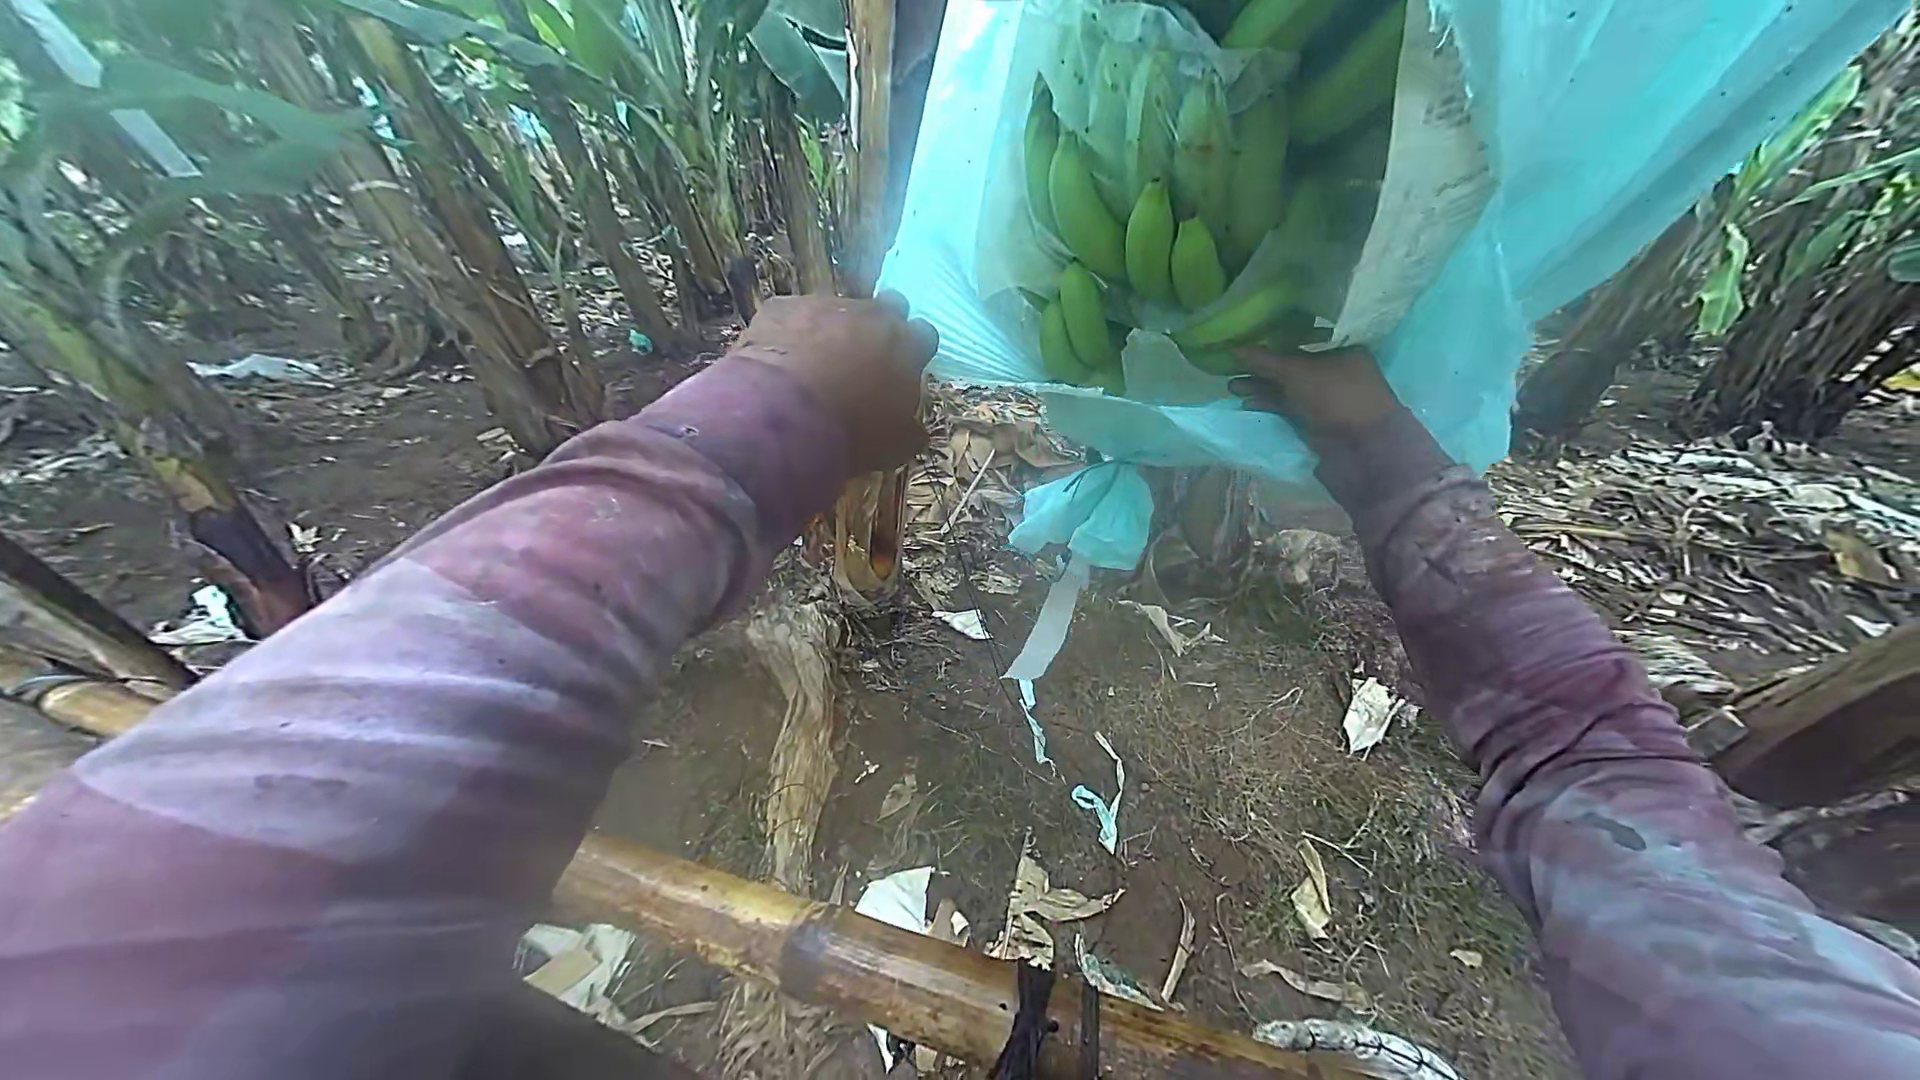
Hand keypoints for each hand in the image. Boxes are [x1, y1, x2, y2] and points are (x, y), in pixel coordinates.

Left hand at [731, 292, 939, 472]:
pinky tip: (779, 364)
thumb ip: (909, 429)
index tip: (902, 370)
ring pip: (835, 309)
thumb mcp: (895, 445)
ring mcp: (824, 304)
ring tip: (813, 367)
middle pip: (885, 306)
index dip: (913, 350)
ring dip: (830, 331)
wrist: (788, 417)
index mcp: (906, 345)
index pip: (924, 334)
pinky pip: (791, 316)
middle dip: (878, 327)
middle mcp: (871, 313)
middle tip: (864, 359)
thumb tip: (913, 430)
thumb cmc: (855, 433)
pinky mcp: (781, 307)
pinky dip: (788, 334)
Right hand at [1229, 346, 1401, 443]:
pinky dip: (1267, 405)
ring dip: (1260, 389)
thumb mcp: (1298, 373)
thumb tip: (1234, 348)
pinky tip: (1247, 404)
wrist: (1360, 446)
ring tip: (1232, 389)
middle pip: (1290, 368)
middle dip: (1261, 370)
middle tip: (1232, 370)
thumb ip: (1265, 361)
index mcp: (1342, 352)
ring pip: (1285, 390)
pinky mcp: (1313, 421)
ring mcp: (1324, 399)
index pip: (1301, 343)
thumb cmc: (1336, 397)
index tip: (1246, 348)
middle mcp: (1334, 373)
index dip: (1272, 346)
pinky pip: (1286, 408)